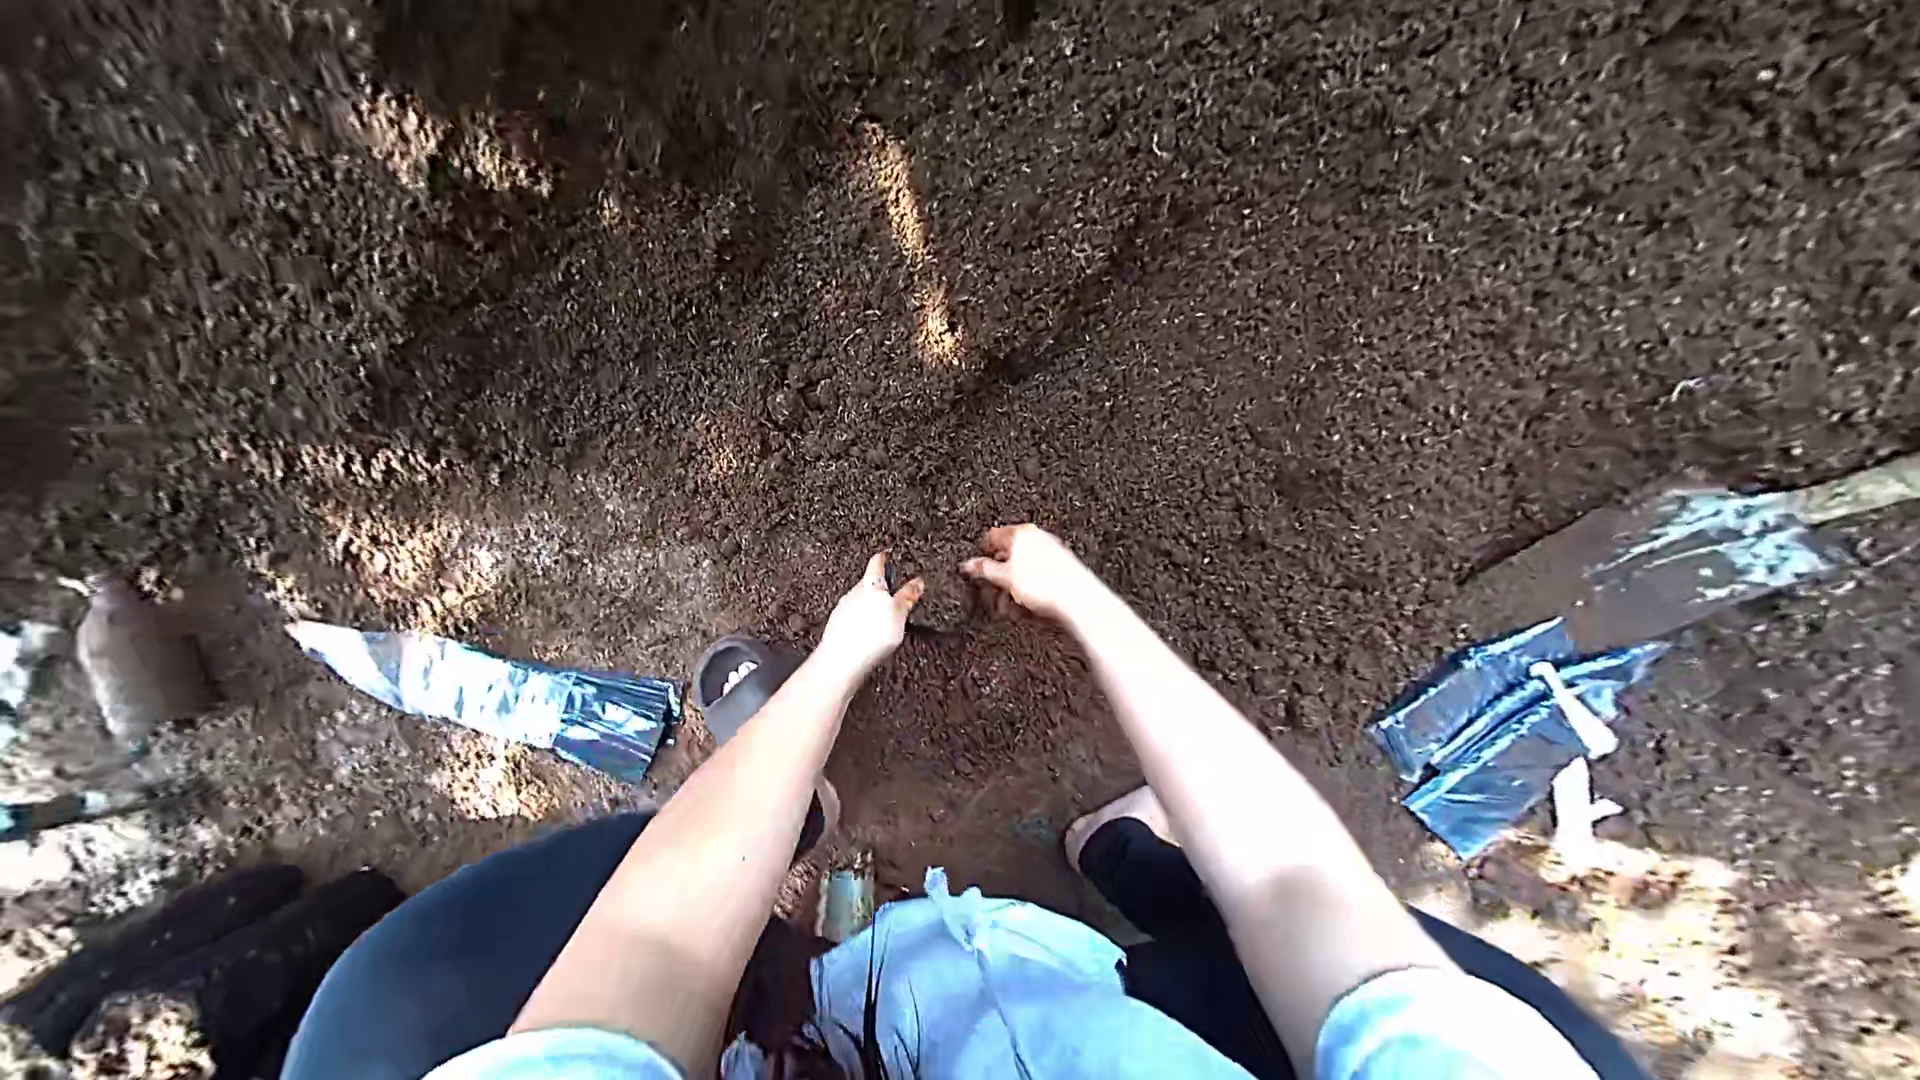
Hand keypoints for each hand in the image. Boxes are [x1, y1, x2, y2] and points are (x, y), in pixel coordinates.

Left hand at [817, 552, 925, 674]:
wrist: (841, 661)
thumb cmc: (869, 636)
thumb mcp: (899, 614)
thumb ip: (908, 596)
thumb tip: (918, 582)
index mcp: (870, 585)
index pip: (878, 562)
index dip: (885, 555)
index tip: (889, 552)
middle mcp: (854, 593)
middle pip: (868, 582)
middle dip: (880, 584)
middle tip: (894, 588)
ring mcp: (844, 610)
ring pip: (860, 600)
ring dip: (872, 604)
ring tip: (885, 614)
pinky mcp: (838, 627)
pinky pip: (854, 618)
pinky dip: (863, 620)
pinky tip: (870, 632)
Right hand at [959, 524, 1105, 622]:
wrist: (1077, 598)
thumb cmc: (1044, 585)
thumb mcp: (1004, 579)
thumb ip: (982, 569)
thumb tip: (967, 565)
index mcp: (1020, 533)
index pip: (991, 537)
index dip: (981, 555)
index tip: (978, 570)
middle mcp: (1037, 537)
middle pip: (1008, 553)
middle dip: (999, 575)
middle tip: (996, 592)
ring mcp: (1051, 550)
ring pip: (1024, 567)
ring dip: (1015, 585)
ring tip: (1015, 604)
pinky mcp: (1062, 566)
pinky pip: (1039, 576)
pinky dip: (1031, 588)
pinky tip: (1032, 605)